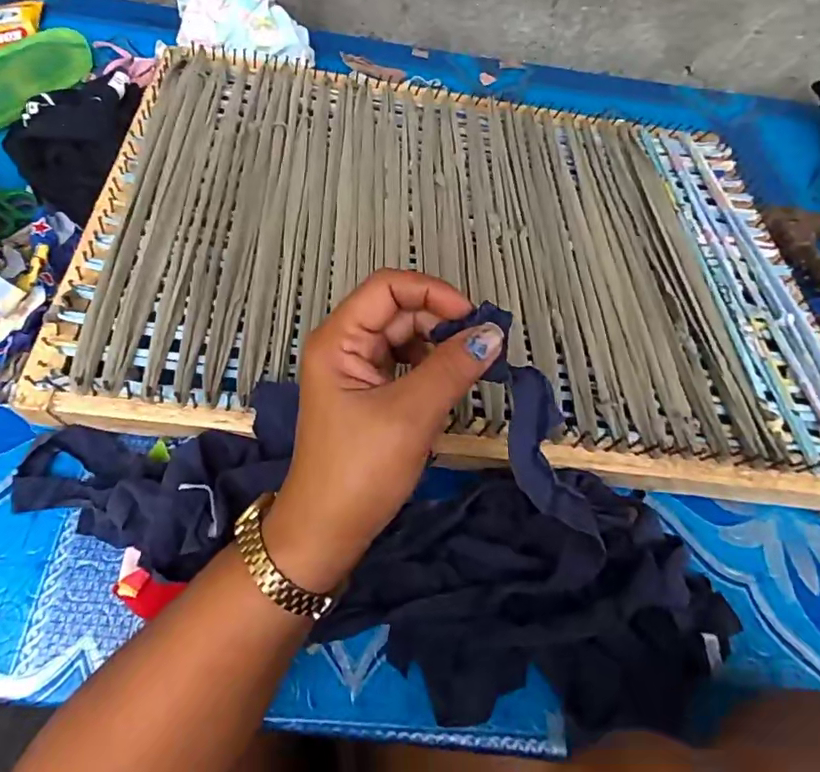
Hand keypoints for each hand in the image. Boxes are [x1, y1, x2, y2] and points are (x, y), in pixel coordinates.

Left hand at [262, 269, 503, 591]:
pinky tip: (449, 381)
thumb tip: (493, 333)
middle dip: (440, 320)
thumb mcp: (411, 415)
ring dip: (438, 344)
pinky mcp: (367, 392)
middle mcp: (343, 344)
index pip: (387, 287)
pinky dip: (430, 366)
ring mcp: (354, 369)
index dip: (432, 292)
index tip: (472, 317)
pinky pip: (403, 363)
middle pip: (398, 310)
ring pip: (404, 336)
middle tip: (482, 346)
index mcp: (338, 338)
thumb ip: (452, 368)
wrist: (326, 533)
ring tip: (471, 365)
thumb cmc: (360, 471)